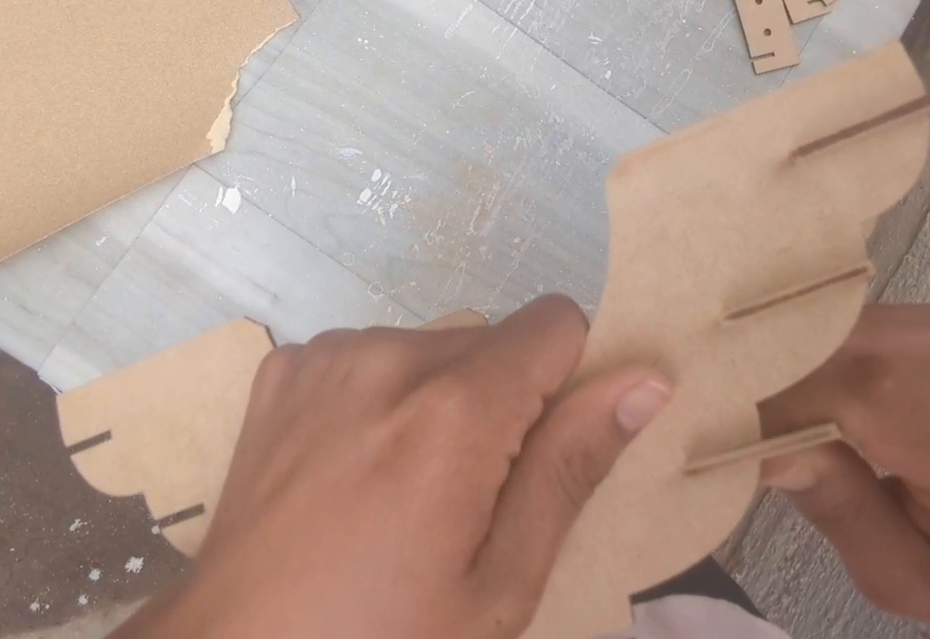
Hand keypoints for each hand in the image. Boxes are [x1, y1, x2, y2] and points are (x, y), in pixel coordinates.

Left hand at [116, 296, 670, 638]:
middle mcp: (390, 353)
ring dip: (437, 396)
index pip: (556, 321)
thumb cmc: (386, 636)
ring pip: (430, 345)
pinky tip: (346, 466)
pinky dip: (376, 395)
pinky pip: (367, 353)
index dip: (565, 379)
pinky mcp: (284, 366)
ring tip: (396, 487)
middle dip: (499, 399)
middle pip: (491, 339)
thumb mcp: (500, 582)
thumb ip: (572, 465)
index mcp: (455, 406)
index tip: (536, 446)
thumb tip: (645, 379)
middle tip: (461, 495)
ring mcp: (328, 354)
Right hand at [758, 304, 929, 638]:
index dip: (791, 401)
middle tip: (747, 408)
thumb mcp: (900, 580)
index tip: (738, 424)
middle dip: (788, 377)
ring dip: (809, 357)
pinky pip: (873, 315)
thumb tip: (772, 447)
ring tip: (789, 396)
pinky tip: (835, 377)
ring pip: (858, 325)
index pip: (873, 399)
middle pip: (857, 352)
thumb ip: (841, 512)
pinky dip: (836, 343)